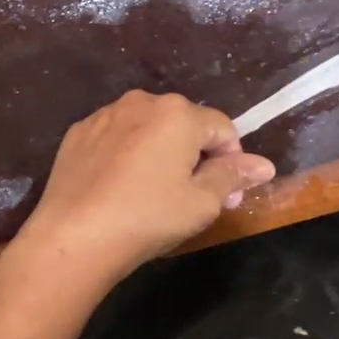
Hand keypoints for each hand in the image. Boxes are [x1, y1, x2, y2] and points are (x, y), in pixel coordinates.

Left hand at [15, 91, 275, 281]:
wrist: (73, 236)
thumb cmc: (148, 217)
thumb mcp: (201, 203)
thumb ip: (233, 176)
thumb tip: (264, 165)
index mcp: (178, 113)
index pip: (223, 128)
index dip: (232, 161)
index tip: (227, 196)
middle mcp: (142, 102)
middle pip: (184, 124)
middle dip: (196, 155)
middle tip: (193, 198)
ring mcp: (105, 115)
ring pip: (148, 129)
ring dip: (160, 153)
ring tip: (152, 194)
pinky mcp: (78, 134)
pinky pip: (116, 138)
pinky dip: (126, 156)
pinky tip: (119, 189)